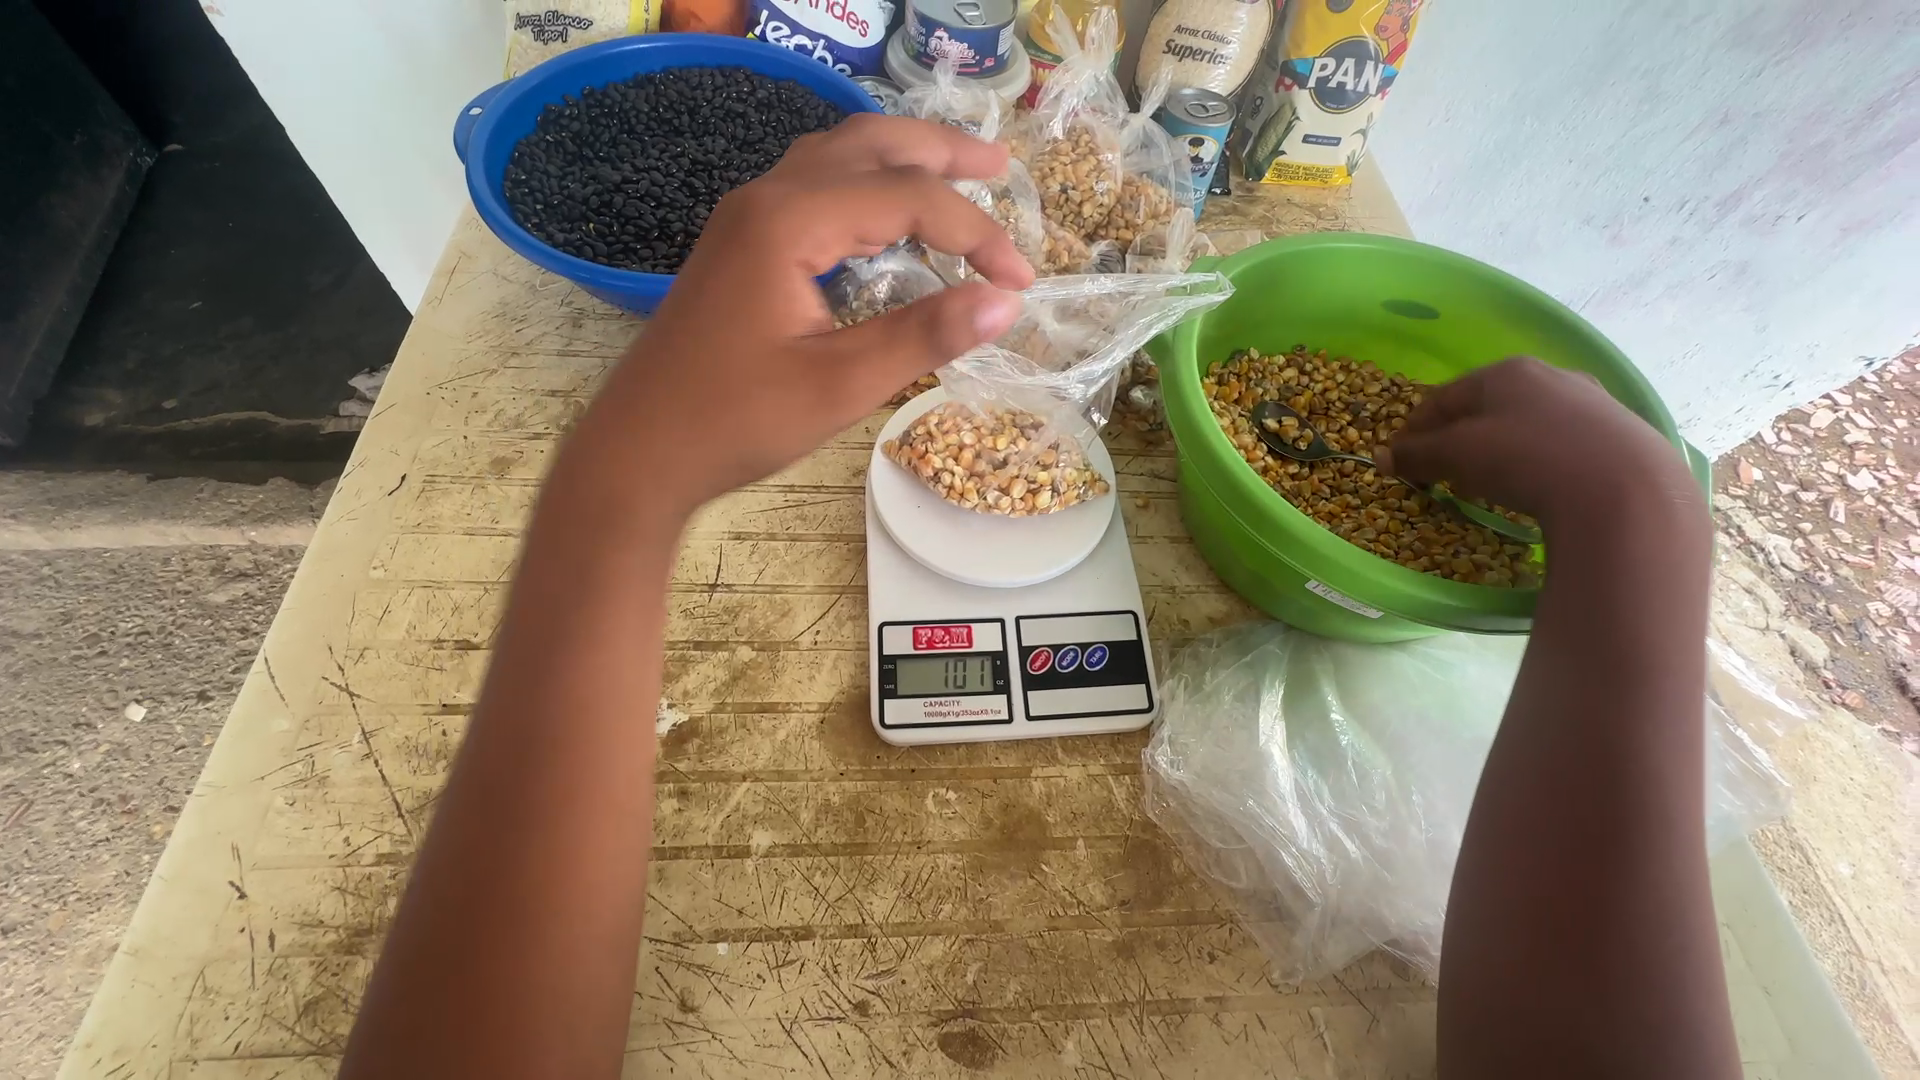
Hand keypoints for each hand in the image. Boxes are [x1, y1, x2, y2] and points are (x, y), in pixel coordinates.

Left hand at [582, 114, 1035, 514]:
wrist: (639, 450)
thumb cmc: (736, 422)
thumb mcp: (840, 385)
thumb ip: (923, 336)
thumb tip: (1004, 302)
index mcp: (789, 221)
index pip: (906, 198)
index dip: (975, 233)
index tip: (1020, 281)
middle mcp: (765, 198)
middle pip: (868, 145)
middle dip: (941, 153)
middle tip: (1000, 169)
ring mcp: (745, 219)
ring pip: (836, 160)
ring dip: (899, 161)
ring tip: (954, 175)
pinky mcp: (739, 247)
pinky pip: (812, 190)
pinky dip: (863, 191)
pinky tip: (883, 221)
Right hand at [1376, 357, 1704, 531]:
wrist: (1624, 491)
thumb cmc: (1524, 458)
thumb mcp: (1455, 456)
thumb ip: (1415, 454)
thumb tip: (1381, 457)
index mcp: (1506, 371)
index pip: (1442, 397)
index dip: (1414, 429)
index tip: (1398, 459)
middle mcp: (1551, 376)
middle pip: (1485, 408)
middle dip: (1456, 438)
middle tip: (1440, 471)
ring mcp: (1591, 403)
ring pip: (1524, 424)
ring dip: (1495, 450)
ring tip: (1485, 483)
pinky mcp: (1620, 434)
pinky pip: (1559, 444)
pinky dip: (1534, 461)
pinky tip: (1533, 486)